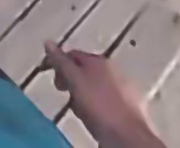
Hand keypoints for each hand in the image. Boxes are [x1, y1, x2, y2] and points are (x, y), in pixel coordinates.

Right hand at [43, 44, 163, 147]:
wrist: (130, 139)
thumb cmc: (99, 106)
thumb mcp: (74, 81)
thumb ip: (61, 61)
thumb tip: (48, 41)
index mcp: (100, 60)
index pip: (73, 54)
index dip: (59, 64)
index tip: (52, 79)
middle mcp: (114, 70)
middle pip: (85, 71)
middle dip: (72, 81)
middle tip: (65, 95)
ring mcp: (126, 90)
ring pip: (96, 87)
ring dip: (85, 95)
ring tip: (81, 111)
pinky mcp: (132, 109)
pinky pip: (108, 102)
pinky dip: (99, 106)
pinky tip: (97, 118)